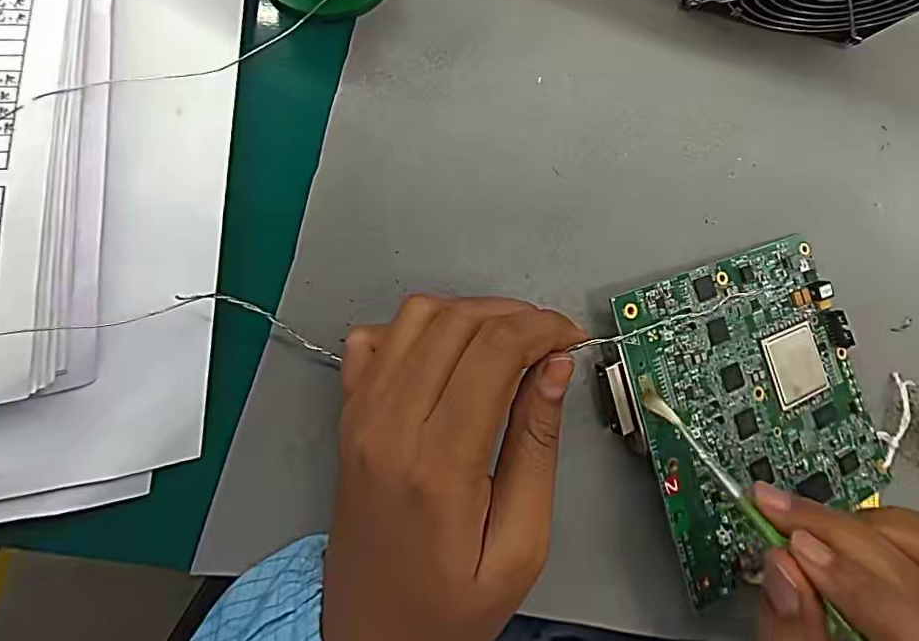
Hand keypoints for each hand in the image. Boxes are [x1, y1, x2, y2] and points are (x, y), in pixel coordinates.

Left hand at [323, 295, 586, 640]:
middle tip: (546, 338)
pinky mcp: (350, 412)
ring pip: (419, 313)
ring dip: (471, 311)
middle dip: (517, 314)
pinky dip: (418, 324)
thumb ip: (538, 446)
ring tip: (504, 339)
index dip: (543, 327)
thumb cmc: (446, 607)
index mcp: (439, 464)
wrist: (370, 637)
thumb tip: (554, 369)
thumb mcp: (519, 545)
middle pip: (460, 321)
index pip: (495, 350)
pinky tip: (446, 348)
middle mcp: (391, 426)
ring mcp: (362, 414)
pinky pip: (377, 335)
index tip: (568, 336)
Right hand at [750, 486, 918, 640]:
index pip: (914, 626)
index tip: (789, 542)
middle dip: (840, 535)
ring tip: (820, 528)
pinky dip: (905, 537)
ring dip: (879, 529)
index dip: (848, 578)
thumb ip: (796, 640)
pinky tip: (859, 540)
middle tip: (779, 511)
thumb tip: (780, 562)